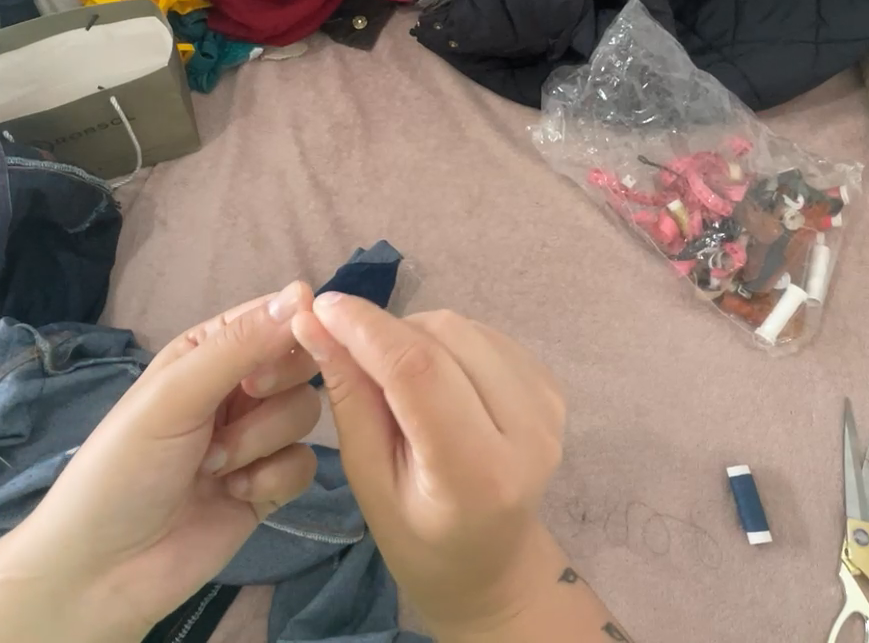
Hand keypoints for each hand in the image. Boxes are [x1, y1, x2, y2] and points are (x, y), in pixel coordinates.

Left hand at [0, 281, 324, 642]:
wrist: (103, 573)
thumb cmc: (124, 465)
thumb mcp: (176, 394)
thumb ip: (240, 344)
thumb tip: (304, 292)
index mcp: (212, 350)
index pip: (276, 315)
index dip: (295, 325)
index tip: (290, 343)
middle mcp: (240, 386)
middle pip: (301, 362)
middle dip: (278, 385)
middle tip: (246, 399)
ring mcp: (257, 436)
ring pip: (304, 411)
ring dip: (262, 439)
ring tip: (216, 465)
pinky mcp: (271, 484)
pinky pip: (304, 462)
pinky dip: (274, 477)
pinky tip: (236, 493)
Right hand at [291, 293, 601, 637]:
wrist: (493, 563)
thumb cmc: (418, 536)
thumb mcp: (369, 480)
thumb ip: (348, 396)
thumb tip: (316, 322)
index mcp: (478, 473)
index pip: (418, 373)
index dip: (367, 328)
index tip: (323, 306)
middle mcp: (528, 431)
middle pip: (445, 337)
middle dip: (389, 332)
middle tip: (357, 356)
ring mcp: (548, 404)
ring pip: (464, 326)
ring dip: (417, 335)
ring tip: (399, 378)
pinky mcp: (552, 385)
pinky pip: (484, 333)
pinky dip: (448, 342)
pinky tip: (438, 378)